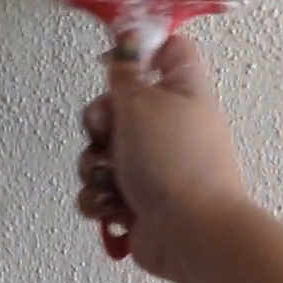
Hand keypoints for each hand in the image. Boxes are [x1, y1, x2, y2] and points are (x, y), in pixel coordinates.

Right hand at [76, 34, 250, 279]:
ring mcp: (151, 167)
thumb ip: (125, 74)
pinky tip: (114, 208)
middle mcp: (167, 127)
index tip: (113, 64)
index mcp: (181, 91)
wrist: (188, 232)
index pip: (166, 51)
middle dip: (98, 124)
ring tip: (111, 180)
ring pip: (101, 154)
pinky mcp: (135, 201)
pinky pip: (100, 192)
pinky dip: (100, 200)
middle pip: (116, 107)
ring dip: (94, 168)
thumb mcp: (142, 103)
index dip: (138, 51)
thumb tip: (124, 52)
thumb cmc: (173, 164)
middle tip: (105, 133)